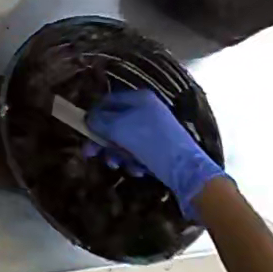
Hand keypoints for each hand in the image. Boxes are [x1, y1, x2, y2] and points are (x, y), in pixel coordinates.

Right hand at [83, 88, 224, 217]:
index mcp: (139, 99)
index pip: (108, 101)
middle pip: (114, 123)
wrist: (188, 172)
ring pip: (124, 140)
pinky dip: (133, 161)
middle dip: (103, 140)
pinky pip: (138, 151)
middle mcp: (148, 111)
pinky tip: (137, 170)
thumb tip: (87, 118)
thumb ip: (99, 121)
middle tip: (91, 153)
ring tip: (118, 165)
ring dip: (116, 153)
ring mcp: (155, 130)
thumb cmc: (151, 142)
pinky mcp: (160, 149)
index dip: (94, 115)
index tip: (83, 129)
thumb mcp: (119, 128)